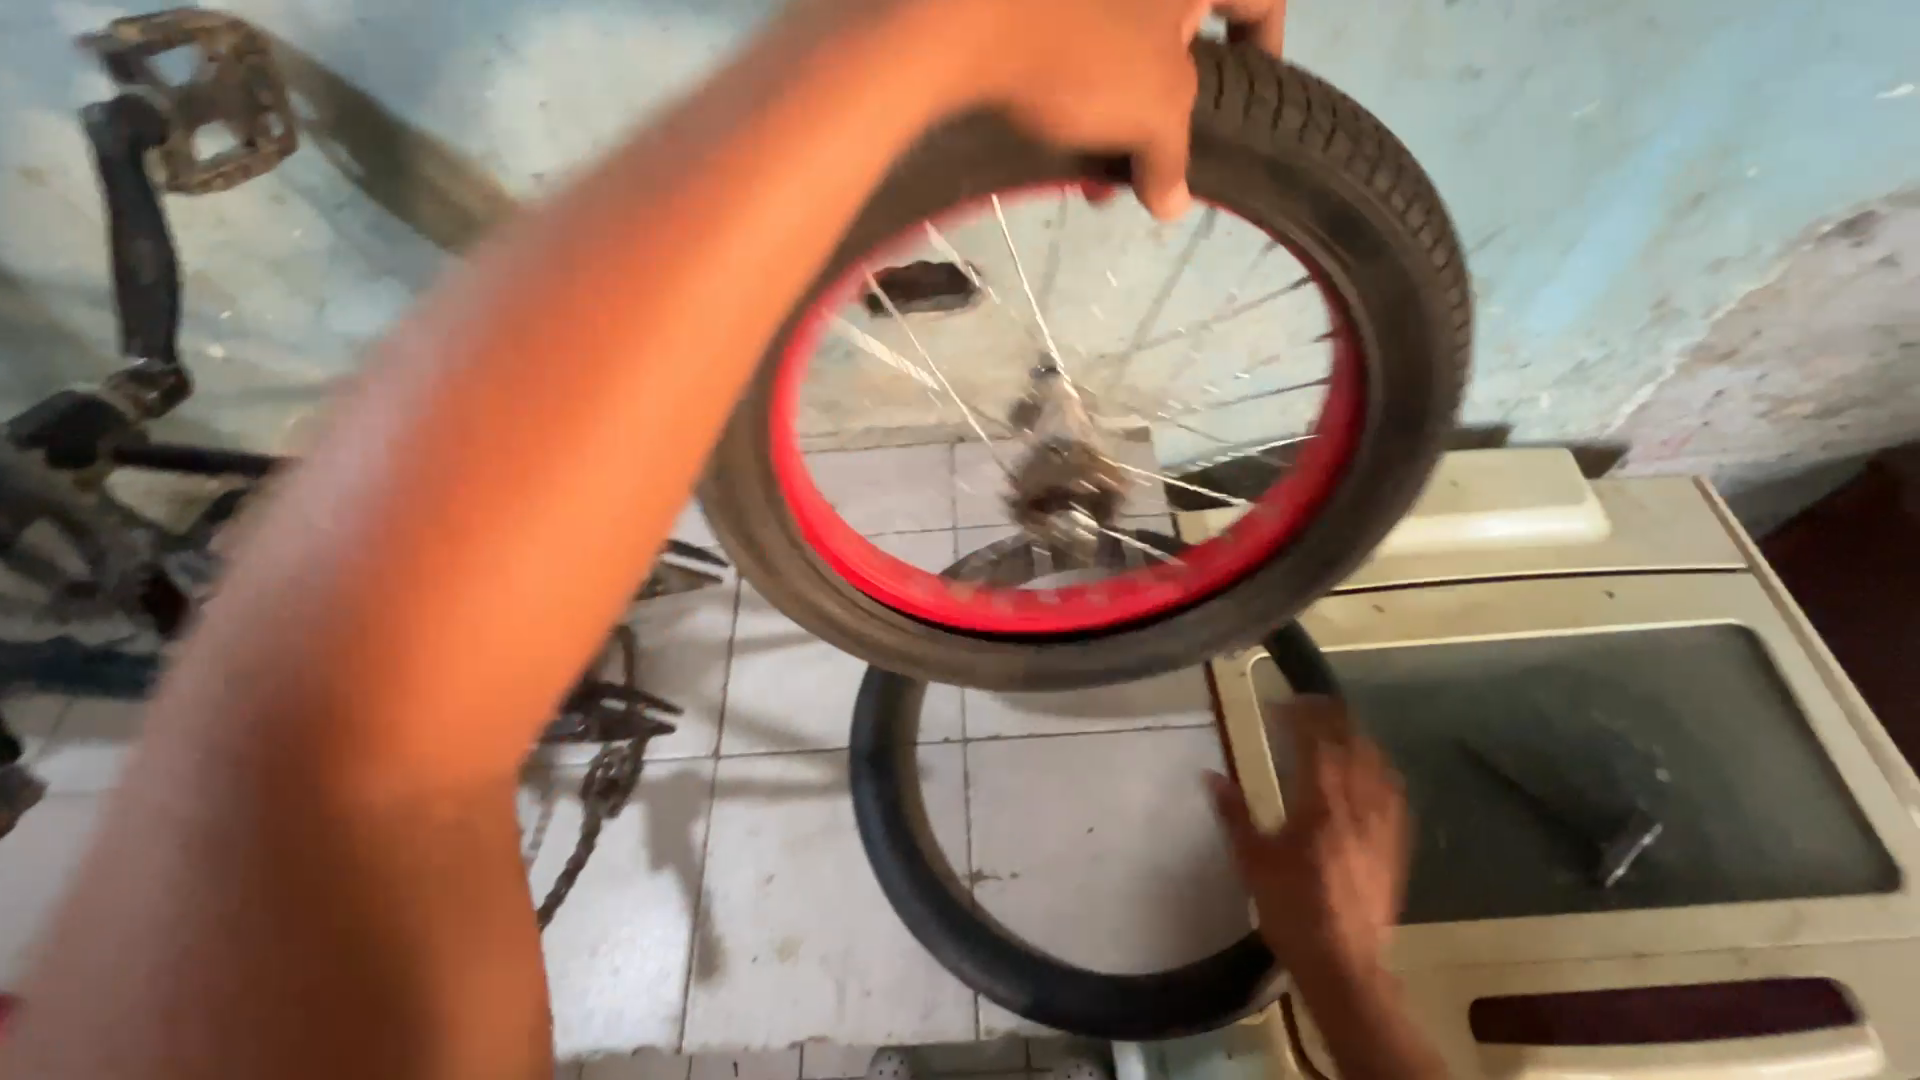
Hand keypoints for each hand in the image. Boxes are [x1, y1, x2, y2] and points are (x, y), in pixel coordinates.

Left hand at [975, 0, 1286, 219]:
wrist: (964, 24)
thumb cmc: (1085, 54)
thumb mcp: (1152, 113)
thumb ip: (1174, 157)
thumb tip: (1176, 204)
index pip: (1258, 0)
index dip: (1265, 49)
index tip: (1257, 99)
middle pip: (1181, 35)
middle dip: (1169, 109)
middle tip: (1156, 165)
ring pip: (1125, 51)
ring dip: (1119, 116)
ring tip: (1097, 179)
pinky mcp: (1044, 12)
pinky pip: (1078, 50)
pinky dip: (1080, 96)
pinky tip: (1061, 148)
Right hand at [1207, 697, 1408, 979]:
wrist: (1343, 963)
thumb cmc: (1291, 910)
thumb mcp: (1251, 861)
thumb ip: (1234, 814)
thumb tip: (1211, 776)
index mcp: (1320, 806)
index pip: (1315, 744)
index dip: (1300, 716)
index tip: (1281, 703)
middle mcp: (1358, 808)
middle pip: (1351, 747)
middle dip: (1331, 718)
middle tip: (1308, 704)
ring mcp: (1382, 827)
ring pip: (1377, 767)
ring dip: (1357, 740)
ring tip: (1339, 727)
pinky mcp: (1395, 847)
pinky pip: (1395, 797)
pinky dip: (1381, 772)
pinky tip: (1374, 772)